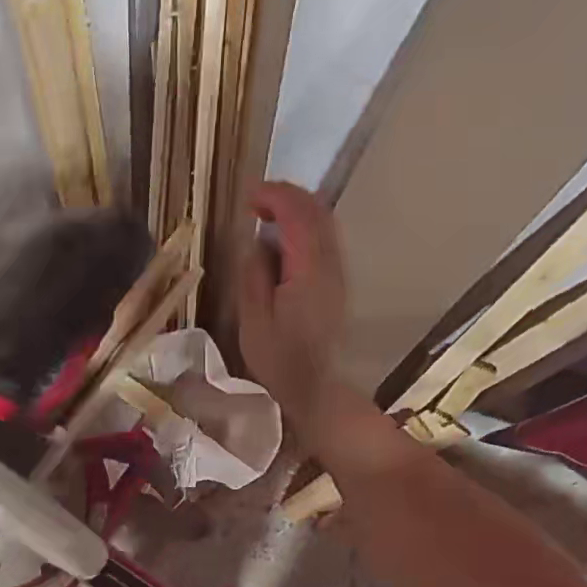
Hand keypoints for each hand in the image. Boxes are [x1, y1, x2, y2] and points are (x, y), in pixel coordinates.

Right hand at [236, 182, 350, 437]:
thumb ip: (254, 274)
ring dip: (298, 211)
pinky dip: (306, 229)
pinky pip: (326, 242)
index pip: (298, 214)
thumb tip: (256, 240)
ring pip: (326, 224)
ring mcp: (339, 275)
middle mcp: (331, 266)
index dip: (273, 195)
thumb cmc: (281, 362)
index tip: (247, 198)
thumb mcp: (254, 321)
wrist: (318, 390)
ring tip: (267, 218)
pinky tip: (285, 244)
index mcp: (309, 271)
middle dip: (287, 196)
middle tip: (256, 202)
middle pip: (318, 211)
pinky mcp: (339, 285)